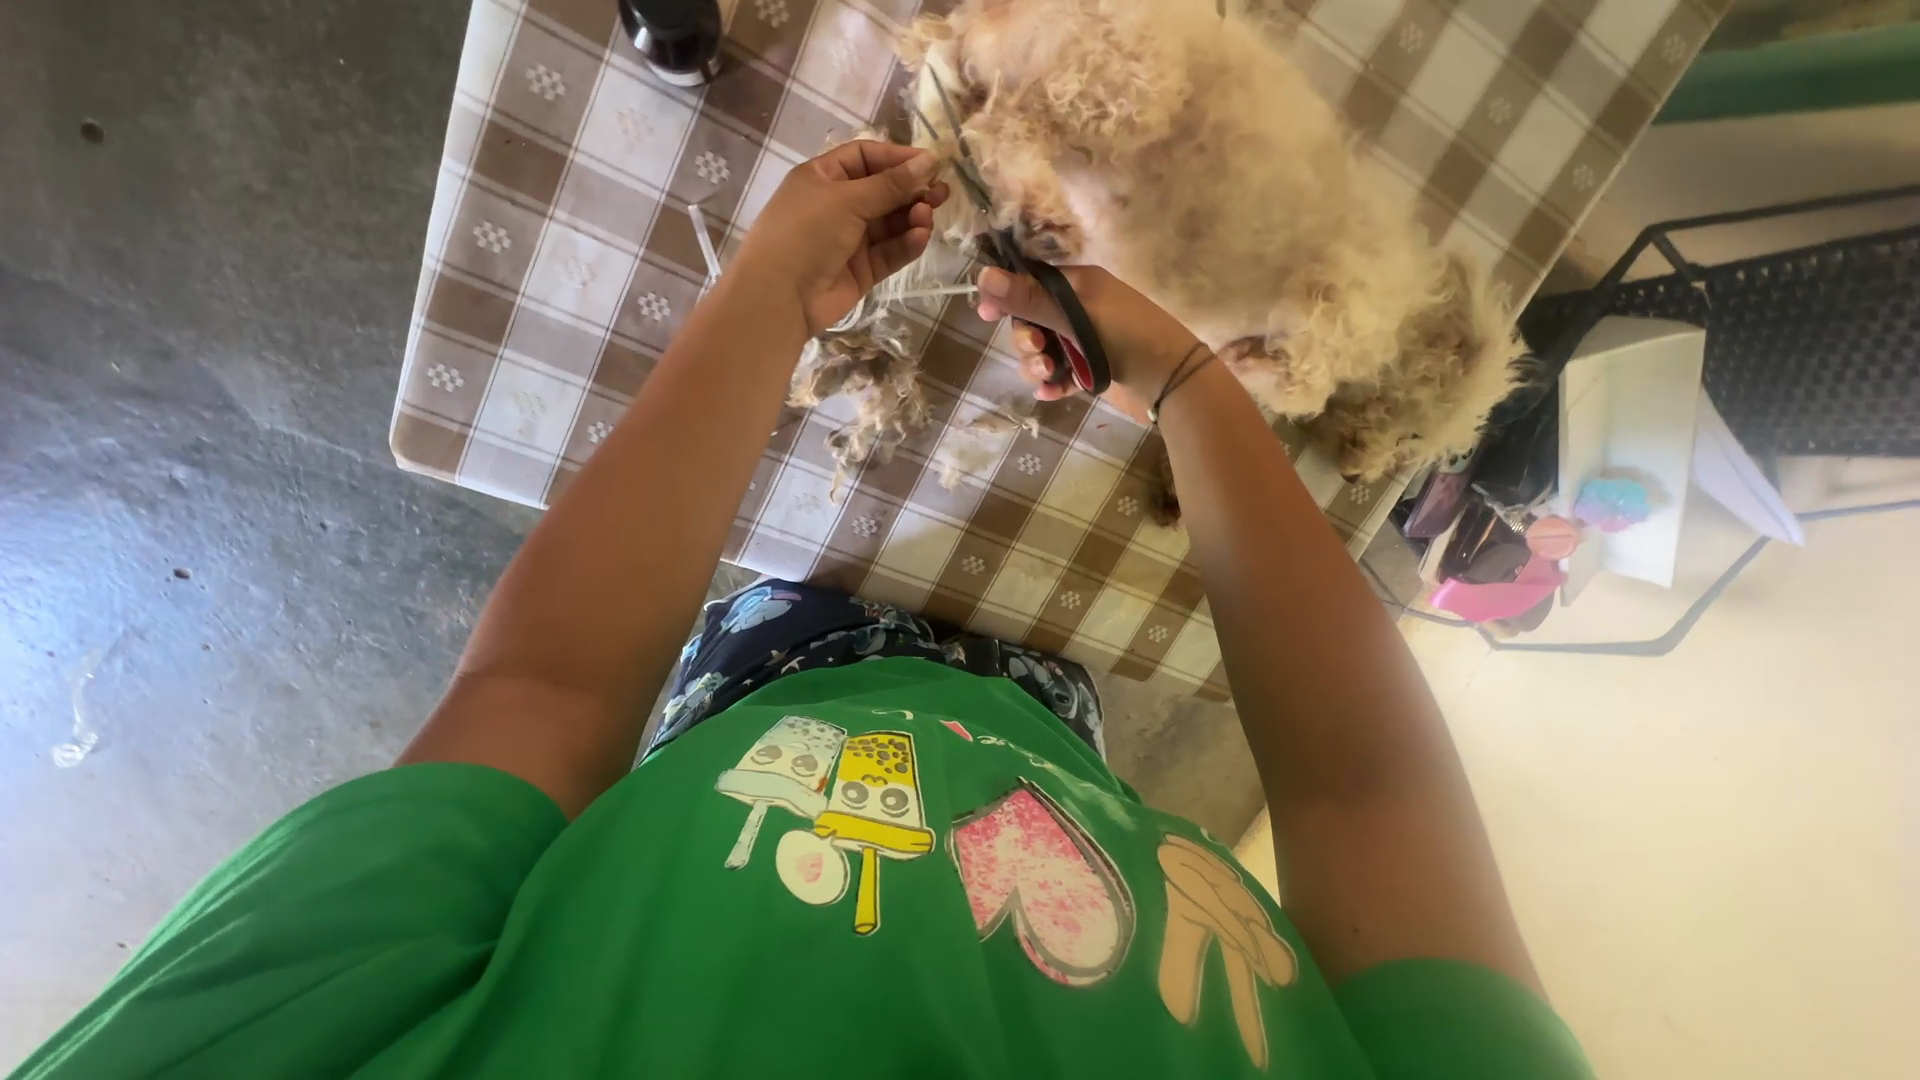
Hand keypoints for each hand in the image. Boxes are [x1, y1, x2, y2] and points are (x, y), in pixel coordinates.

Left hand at [732, 141, 949, 335]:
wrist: (780, 296)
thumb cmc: (805, 233)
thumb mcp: (847, 200)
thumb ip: (890, 184)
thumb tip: (929, 161)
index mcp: (824, 178)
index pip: (866, 158)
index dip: (897, 159)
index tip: (930, 164)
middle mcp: (838, 206)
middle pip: (883, 192)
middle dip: (912, 191)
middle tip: (942, 193)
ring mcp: (850, 240)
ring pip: (890, 224)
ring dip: (911, 218)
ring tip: (927, 217)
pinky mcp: (862, 271)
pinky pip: (889, 252)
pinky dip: (906, 244)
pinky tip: (920, 237)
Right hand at [975, 265, 1204, 423]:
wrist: (1171, 380)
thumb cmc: (1126, 337)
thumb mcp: (1075, 316)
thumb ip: (1029, 300)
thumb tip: (983, 276)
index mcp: (1077, 286)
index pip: (1030, 284)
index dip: (1007, 298)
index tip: (986, 315)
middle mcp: (1078, 311)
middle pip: (1031, 323)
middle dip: (1025, 340)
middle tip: (1037, 352)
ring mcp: (1084, 343)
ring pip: (1042, 353)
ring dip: (1036, 365)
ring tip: (1048, 375)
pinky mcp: (1090, 371)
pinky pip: (1059, 375)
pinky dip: (1052, 384)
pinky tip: (1051, 393)